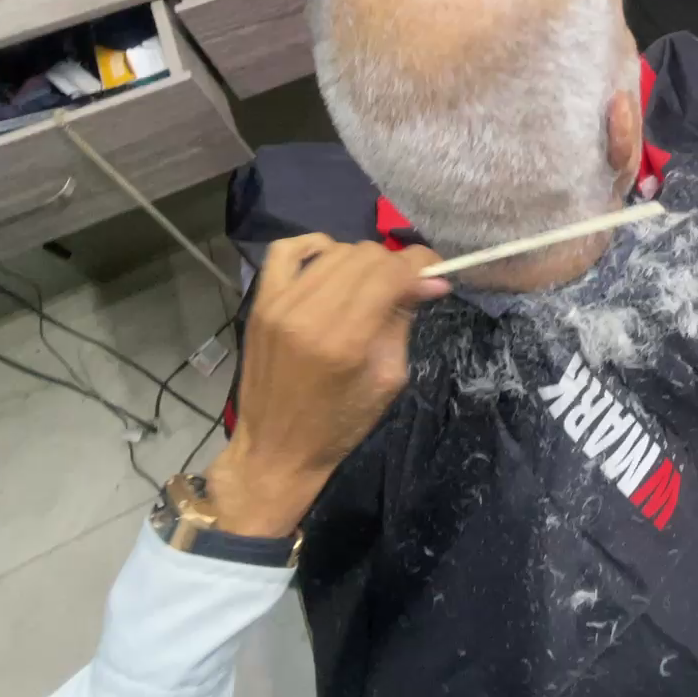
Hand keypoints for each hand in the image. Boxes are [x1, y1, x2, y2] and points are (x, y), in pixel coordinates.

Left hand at [205, 236, 448, 536]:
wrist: (275, 449)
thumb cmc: (340, 422)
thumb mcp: (389, 377)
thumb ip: (403, 320)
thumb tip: (432, 282)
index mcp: (346, 339)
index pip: (392, 272)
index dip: (423, 265)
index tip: (436, 277)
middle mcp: (310, 313)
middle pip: (367, 256)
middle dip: (397, 266)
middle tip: (407, 288)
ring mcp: (280, 304)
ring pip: (337, 250)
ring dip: (364, 261)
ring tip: (371, 284)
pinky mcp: (261, 303)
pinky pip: (288, 250)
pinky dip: (317, 247)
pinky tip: (332, 263)